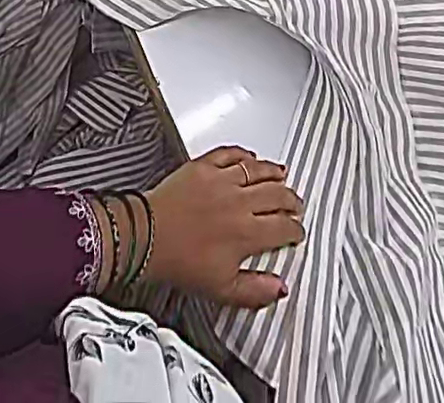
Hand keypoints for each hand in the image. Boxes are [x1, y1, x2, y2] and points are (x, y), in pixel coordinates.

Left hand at [143, 146, 302, 307]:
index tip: (296, 231)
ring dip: (273, 172)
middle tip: (294, 202)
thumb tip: (278, 288)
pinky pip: (230, 153)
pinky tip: (249, 157)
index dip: (294, 229)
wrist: (147, 237)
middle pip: (276, 194)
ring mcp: (221, 180)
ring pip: (257, 170)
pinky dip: (243, 154)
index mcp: (246, 233)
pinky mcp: (203, 166)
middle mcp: (238, 202)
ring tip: (281, 174)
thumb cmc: (179, 261)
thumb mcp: (221, 289)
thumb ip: (256, 290)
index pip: (282, 228)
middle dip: (291, 199)